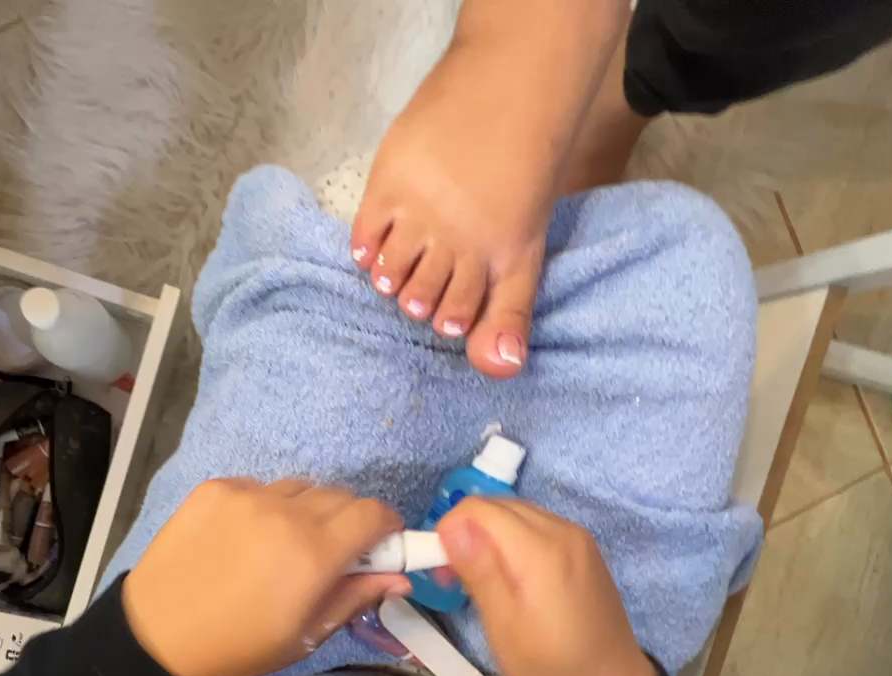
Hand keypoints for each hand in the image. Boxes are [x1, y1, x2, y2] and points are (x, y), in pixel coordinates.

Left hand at [122, 478, 410, 675]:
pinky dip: (268, 506)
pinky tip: (247, 536)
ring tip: (285, 544)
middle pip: (341, 496)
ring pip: (301, 488)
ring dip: (308, 510)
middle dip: (350, 521)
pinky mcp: (216, 488)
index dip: (387, 526)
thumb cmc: (235, 647)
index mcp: (313, 553)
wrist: (153, 634)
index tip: (382, 545)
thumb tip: (399, 577)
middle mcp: (285, 512)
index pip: (374, 513)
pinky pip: (261, 487)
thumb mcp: (304, 636)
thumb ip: (354, 598)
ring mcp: (247, 495)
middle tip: (332, 554)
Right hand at [349, 0, 626, 377]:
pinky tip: (372, 251)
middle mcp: (458, 239)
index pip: (458, 318)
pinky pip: (365, 235)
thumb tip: (500, 372)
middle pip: (420, 299)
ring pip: (391, 272)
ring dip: (390, 280)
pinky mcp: (391, 182)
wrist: (512, 88)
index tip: (446, 316)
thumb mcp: (526, 250)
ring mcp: (421, 210)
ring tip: (392, 275)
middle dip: (418, 302)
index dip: (450, 322)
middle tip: (416, 292)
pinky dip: (365, 251)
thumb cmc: (521, 179)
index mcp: (496, 258)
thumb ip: (510, 313)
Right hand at [436, 498, 658, 675]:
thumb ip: (480, 571)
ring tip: (480, 578)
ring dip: (487, 536)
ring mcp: (576, 536)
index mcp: (542, 550)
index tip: (444, 571)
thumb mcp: (505, 628)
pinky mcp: (582, 547)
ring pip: (514, 513)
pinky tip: (508, 575)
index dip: (450, 531)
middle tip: (455, 578)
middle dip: (466, 532)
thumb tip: (451, 526)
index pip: (479, 510)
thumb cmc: (553, 666)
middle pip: (496, 506)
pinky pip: (534, 525)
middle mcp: (562, 531)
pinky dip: (510, 540)